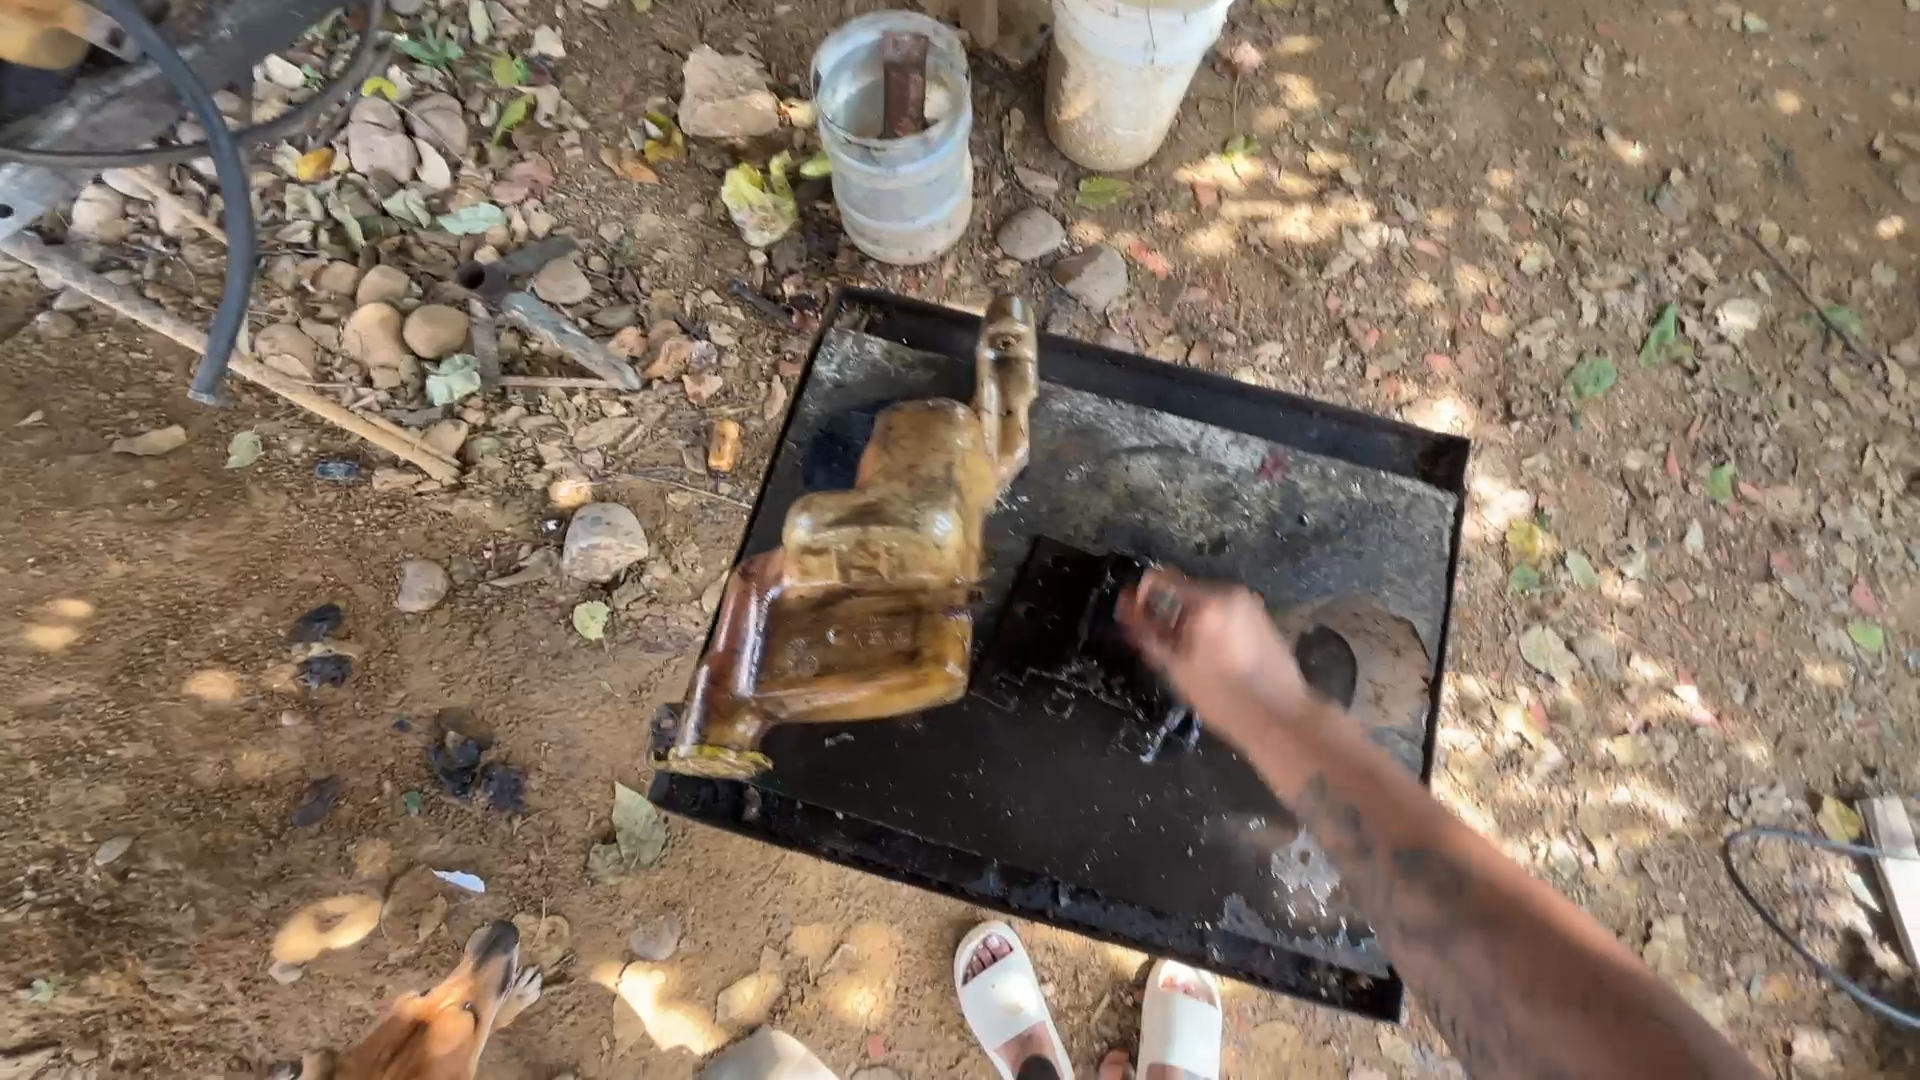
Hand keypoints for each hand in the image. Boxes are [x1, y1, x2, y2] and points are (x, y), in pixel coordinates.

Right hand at [1115, 567, 1312, 741]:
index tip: (1134, 621)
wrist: (1281, 717)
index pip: (1160, 578)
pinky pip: (1223, 612)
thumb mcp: (1175, 667)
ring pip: (1203, 602)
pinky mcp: (1261, 617)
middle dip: (1165, 613)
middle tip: (1159, 646)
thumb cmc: (1222, 696)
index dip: (1140, 597)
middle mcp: (1230, 592)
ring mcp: (1249, 603)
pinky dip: (1209, 625)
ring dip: (1187, 621)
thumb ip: (1146, 633)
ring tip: (1185, 655)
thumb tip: (1125, 608)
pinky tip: (1211, 656)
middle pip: (1182, 590)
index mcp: (1207, 600)